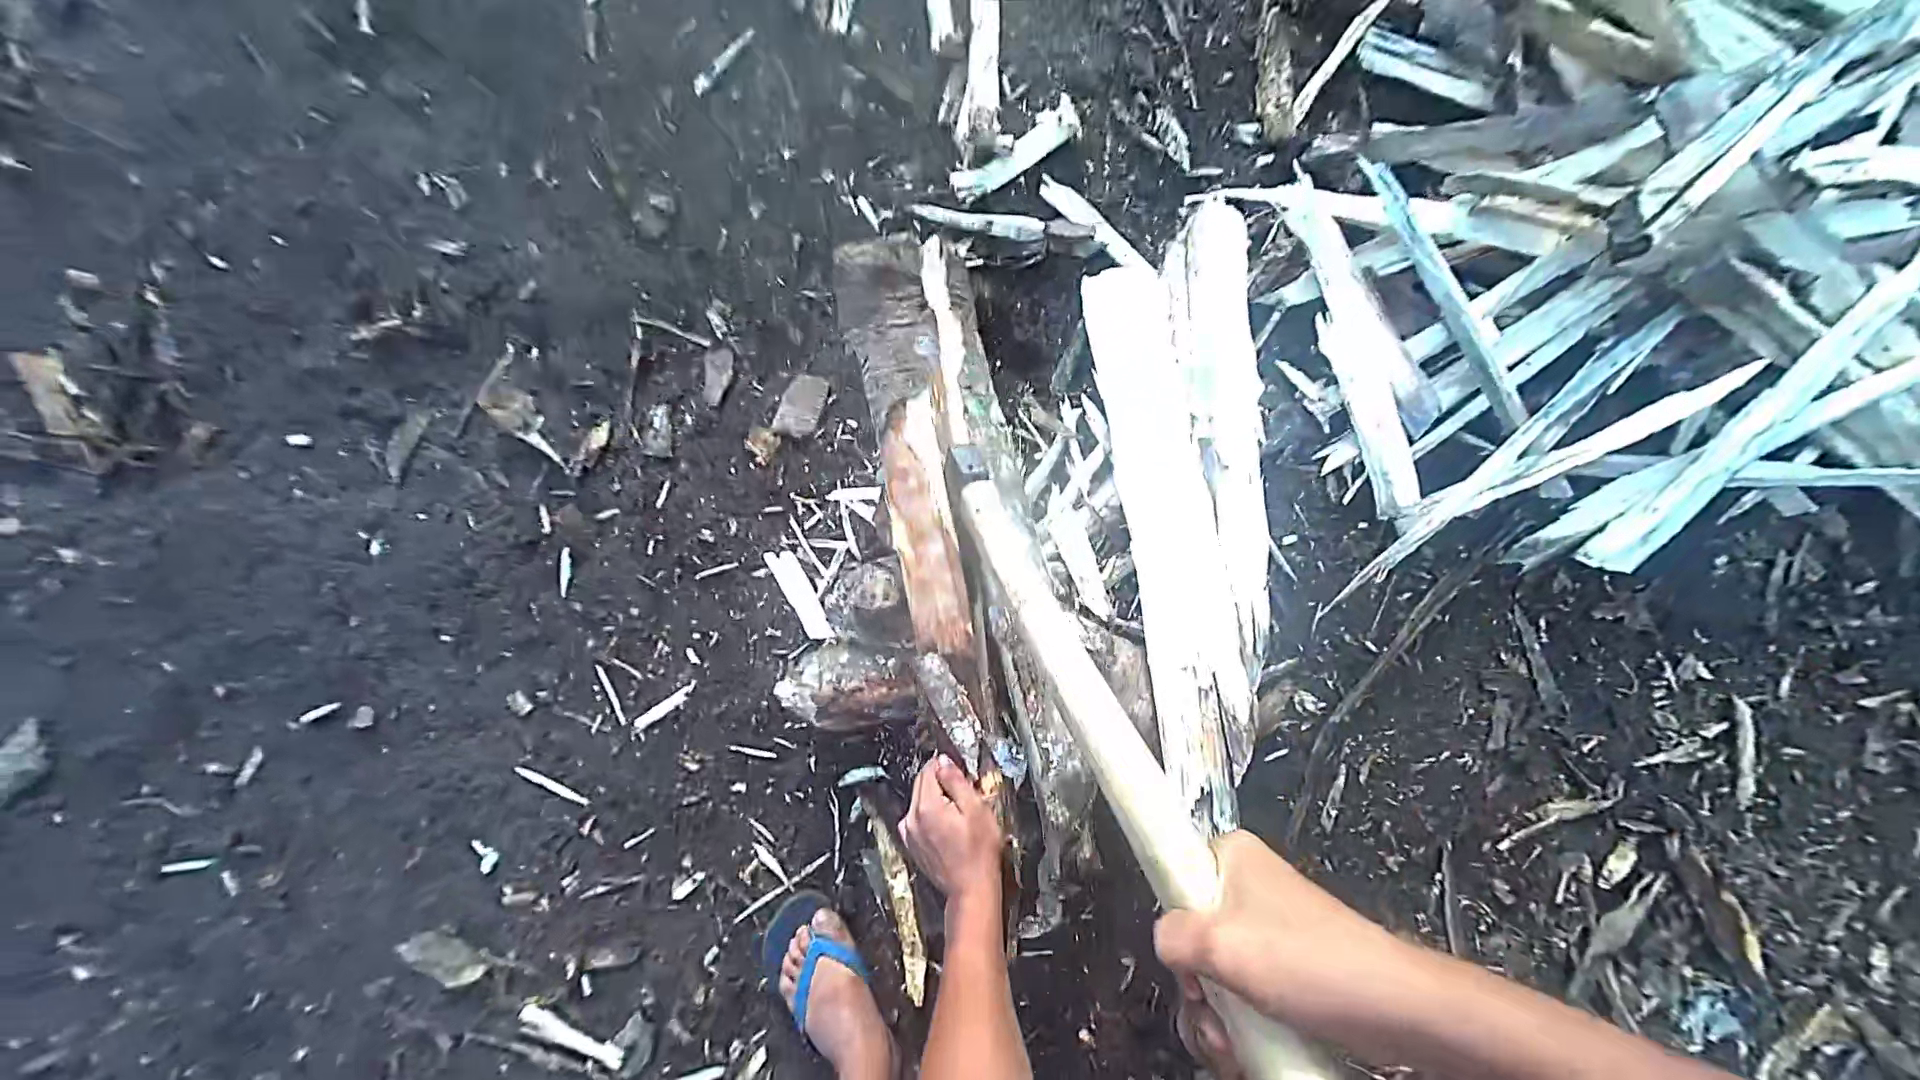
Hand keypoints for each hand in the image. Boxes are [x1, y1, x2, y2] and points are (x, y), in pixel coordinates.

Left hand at [900, 756, 1003, 911]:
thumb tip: (943, 761)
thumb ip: (956, 780)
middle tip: (962, 792)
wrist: (971, 888)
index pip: (929, 769)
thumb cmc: (978, 852)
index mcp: (926, 806)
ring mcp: (909, 833)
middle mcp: (911, 818)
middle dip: (940, 780)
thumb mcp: (976, 808)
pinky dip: (930, 813)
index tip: (960, 773)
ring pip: (919, 798)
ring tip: (957, 812)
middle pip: (921, 782)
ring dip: (935, 797)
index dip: (946, 766)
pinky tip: (948, 825)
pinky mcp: (912, 843)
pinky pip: (918, 816)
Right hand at [1154, 832, 1418, 1046]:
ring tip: (1234, 1040)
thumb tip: (1164, 942)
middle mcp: (1245, 886)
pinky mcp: (1283, 966)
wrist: (1400, 1012)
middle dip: (1195, 984)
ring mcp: (1265, 928)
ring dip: (1214, 1013)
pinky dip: (1239, 1021)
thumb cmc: (1316, 964)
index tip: (1188, 957)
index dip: (1172, 921)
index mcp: (1230, 855)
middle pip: (1190, 932)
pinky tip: (1249, 1046)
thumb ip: (1171, 934)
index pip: (1171, 871)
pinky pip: (1241, 991)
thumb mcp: (1222, 944)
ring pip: (1214, 970)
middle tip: (1211, 1009)